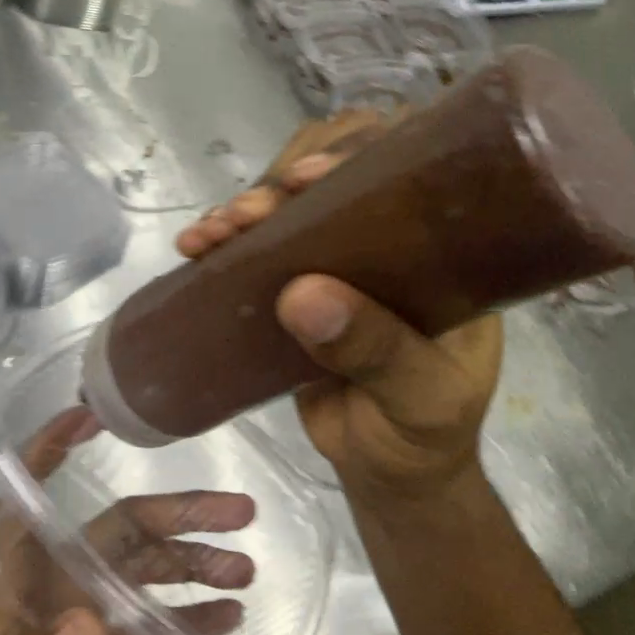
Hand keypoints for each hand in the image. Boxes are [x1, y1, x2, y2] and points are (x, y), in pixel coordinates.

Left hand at [0, 409, 257, 634]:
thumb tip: (87, 625)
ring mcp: (85, 626)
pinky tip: (229, 617)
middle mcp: (53, 591)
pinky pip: (155, 632)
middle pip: (116, 533)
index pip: (26, 506)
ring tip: (244, 568)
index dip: (47, 455)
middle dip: (176, 514)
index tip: (87, 419)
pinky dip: (191, 621)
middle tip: (240, 510)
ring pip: (146, 575)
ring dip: (195, 566)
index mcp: (10, 587)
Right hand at [176, 113, 504, 497]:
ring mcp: (338, 265)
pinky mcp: (295, 291)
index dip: (354, 156)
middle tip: (249, 210)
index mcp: (438, 253)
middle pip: (335, 179)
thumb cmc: (426, 435)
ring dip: (246, 207)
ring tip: (212, 232)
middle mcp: (387, 245)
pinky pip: (259, 252)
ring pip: (290, 209)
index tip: (304, 177)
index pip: (405, 174)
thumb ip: (376, 351)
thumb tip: (302, 294)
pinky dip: (225, 242)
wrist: (390, 478)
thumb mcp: (420, 398)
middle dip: (283, 180)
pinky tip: (195, 247)